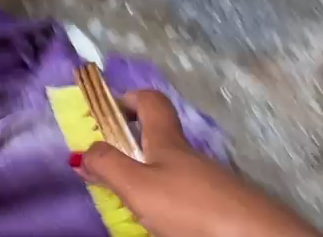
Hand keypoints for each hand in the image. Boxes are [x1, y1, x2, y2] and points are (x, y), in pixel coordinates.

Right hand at [78, 91, 322, 236]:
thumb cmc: (195, 210)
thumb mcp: (140, 188)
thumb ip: (108, 166)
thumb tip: (83, 151)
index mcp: (169, 143)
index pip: (151, 101)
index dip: (130, 98)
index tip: (110, 114)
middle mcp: (195, 158)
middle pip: (164, 144)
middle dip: (138, 159)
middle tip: (118, 185)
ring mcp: (221, 187)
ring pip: (182, 179)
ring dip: (161, 192)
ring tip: (146, 221)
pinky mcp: (239, 215)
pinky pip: (202, 206)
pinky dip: (186, 216)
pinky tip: (180, 234)